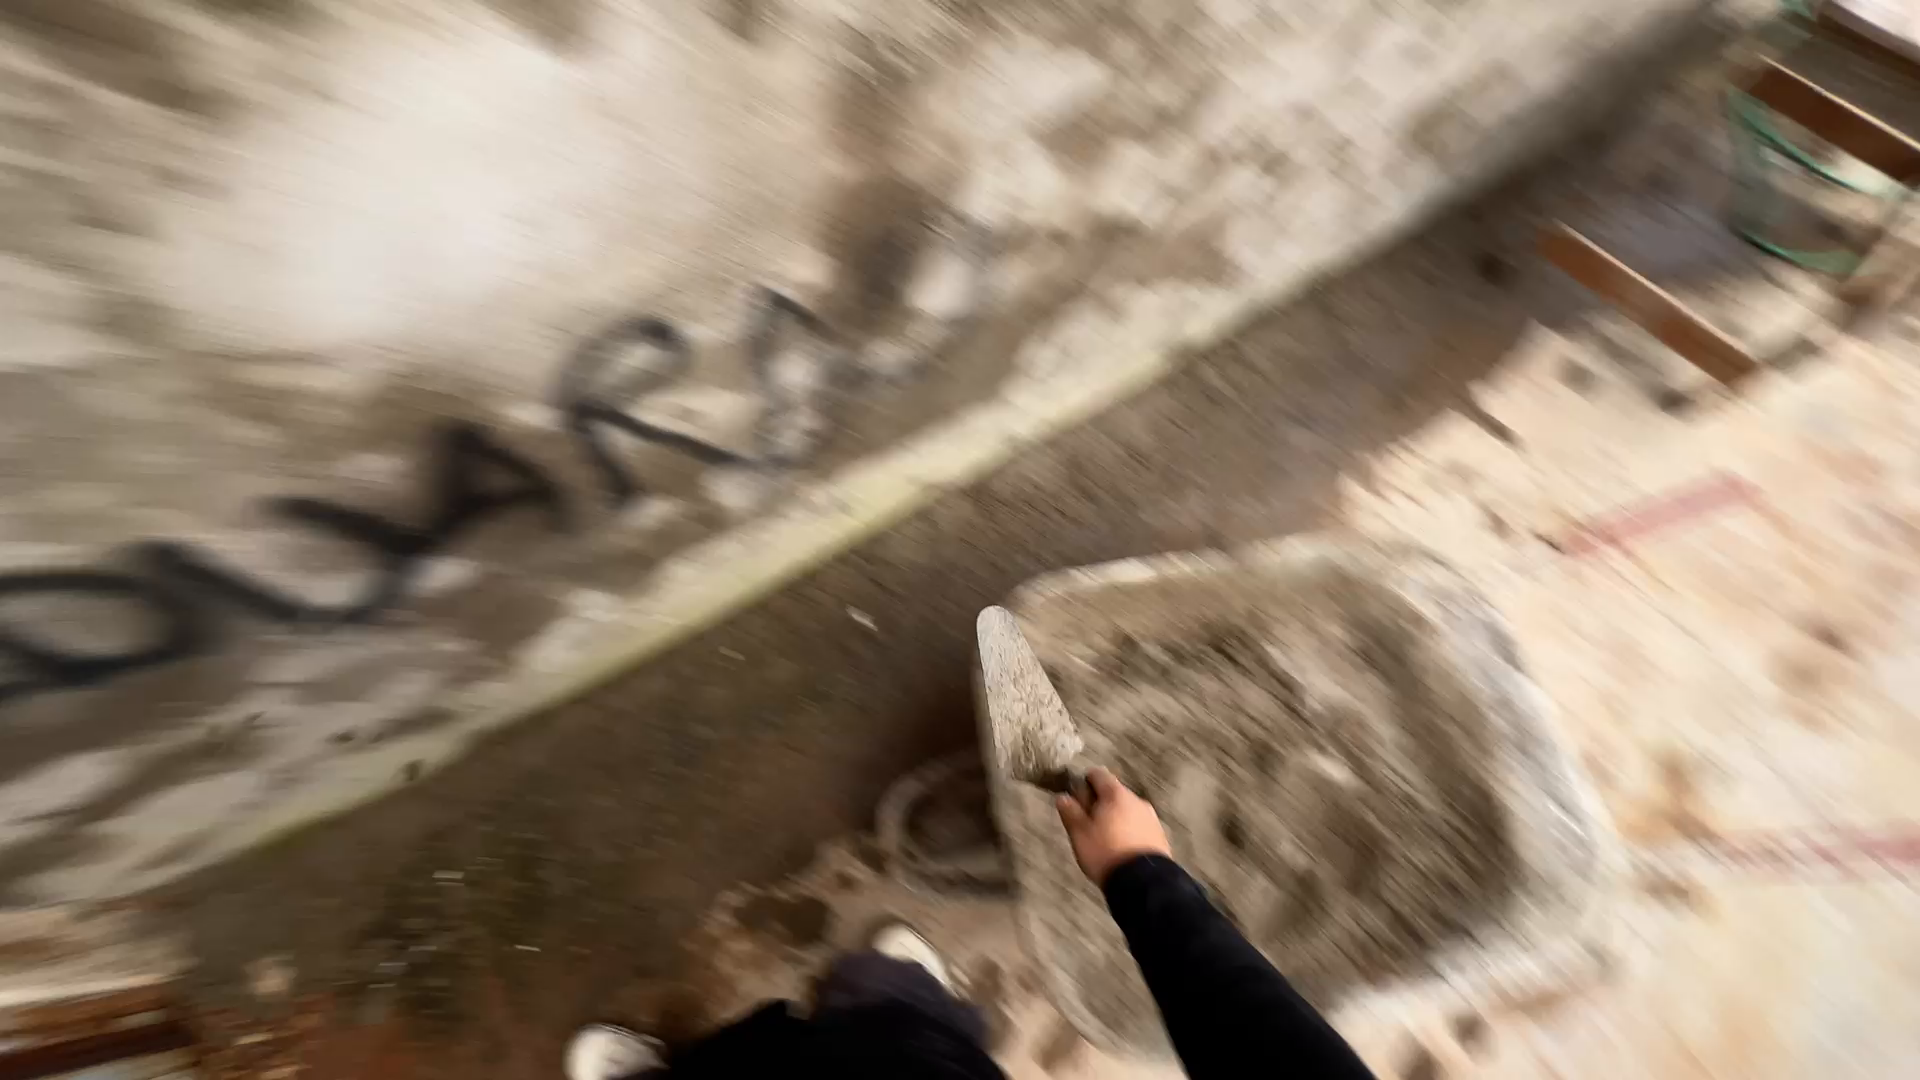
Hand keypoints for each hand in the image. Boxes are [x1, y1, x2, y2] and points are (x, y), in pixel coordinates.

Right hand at [1055, 767, 1171, 885]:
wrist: (1144, 882)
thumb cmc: (1105, 853)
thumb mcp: (1079, 833)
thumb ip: (1070, 811)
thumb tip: (1063, 797)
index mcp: (1115, 794)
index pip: (1097, 774)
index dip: (1084, 783)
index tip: (1077, 799)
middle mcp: (1136, 800)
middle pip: (1114, 793)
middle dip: (1100, 803)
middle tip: (1088, 824)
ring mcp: (1151, 818)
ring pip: (1128, 810)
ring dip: (1116, 818)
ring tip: (1106, 841)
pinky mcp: (1160, 836)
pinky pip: (1140, 826)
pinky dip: (1130, 831)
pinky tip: (1122, 849)